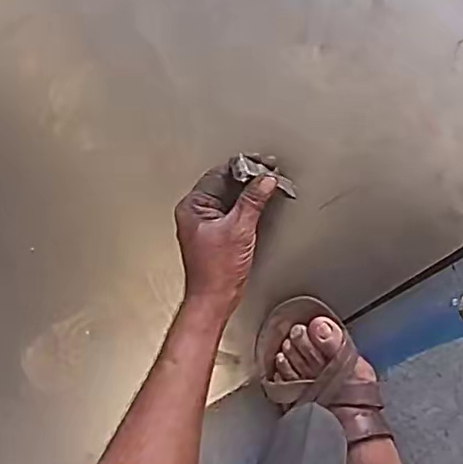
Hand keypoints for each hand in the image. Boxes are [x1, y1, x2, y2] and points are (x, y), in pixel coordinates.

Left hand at [174, 157, 279, 314]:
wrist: (215, 299)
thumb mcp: (239, 229)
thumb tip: (265, 180)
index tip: (262, 164)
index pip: (219, 174)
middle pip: (226, 184)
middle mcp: (197, 212)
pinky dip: (249, 205)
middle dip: (249, 178)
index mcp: (193, 206)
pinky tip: (262, 203)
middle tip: (269, 173)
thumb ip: (253, 200)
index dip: (243, 167)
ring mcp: (207, 223)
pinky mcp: (218, 233)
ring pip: (231, 197)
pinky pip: (235, 210)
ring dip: (250, 191)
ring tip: (269, 185)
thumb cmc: (215, 271)